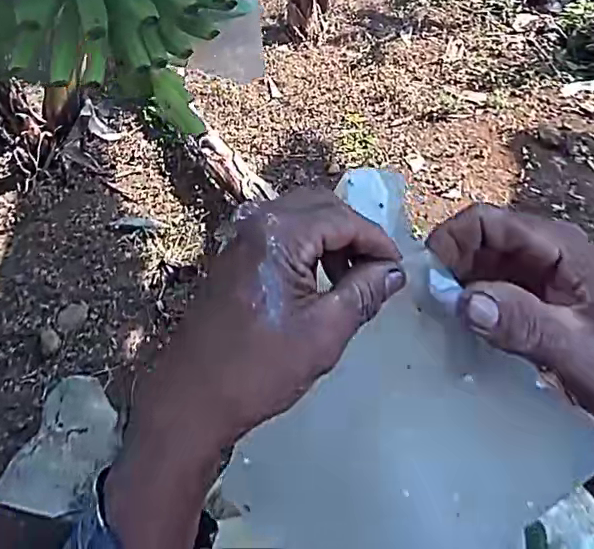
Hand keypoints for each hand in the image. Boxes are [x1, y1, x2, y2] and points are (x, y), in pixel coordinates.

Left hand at [135, 189, 407, 452]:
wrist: (194, 390)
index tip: (398, 268)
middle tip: (378, 270)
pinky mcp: (236, 249)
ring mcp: (243, 233)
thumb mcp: (324, 331)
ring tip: (352, 280)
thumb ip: (363, 292)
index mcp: (280, 233)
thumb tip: (393, 271)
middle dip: (354, 232)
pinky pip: (282, 229)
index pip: (341, 218)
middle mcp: (259, 220)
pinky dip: (308, 243)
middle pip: (320, 205)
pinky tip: (321, 279)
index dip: (376, 240)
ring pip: (301, 214)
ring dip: (331, 237)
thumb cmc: (261, 365)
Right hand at [425, 204, 593, 451]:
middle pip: (477, 238)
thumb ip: (522, 322)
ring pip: (479, 261)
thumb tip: (461, 300)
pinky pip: (490, 286)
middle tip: (429, 303)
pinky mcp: (536, 297)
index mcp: (559, 245)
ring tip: (441, 318)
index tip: (430, 280)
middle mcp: (546, 248)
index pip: (485, 220)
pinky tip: (463, 329)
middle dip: (450, 264)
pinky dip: (472, 302)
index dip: (451, 241)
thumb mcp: (577, 353)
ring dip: (458, 284)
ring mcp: (541, 272)